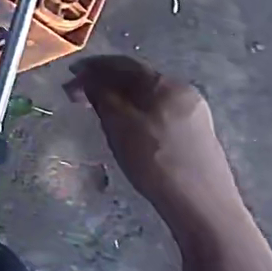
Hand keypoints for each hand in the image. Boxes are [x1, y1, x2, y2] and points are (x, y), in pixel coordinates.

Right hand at [64, 56, 240, 227]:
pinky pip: (155, 111)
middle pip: (136, 79)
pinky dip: (132, 110)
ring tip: (93, 110)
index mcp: (167, 85)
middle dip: (103, 83)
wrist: (201, 206)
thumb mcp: (118, 123)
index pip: (123, 64)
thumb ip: (100, 94)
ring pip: (145, 96)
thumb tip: (87, 78)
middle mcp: (184, 93)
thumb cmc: (154, 159)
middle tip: (75, 96)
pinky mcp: (193, 134)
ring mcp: (192, 114)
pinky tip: (120, 125)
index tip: (69, 76)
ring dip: (116, 98)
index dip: (92, 67)